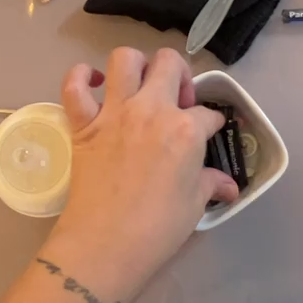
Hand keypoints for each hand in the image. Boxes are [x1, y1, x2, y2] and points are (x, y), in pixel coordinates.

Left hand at [41, 48, 239, 302]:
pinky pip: (73, 86)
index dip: (211, 123)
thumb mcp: (195, 203)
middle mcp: (151, 109)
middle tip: (177, 101)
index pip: (207, 113)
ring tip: (140, 85)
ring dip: (136, 65)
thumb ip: (211, 183)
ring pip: (125, 59)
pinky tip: (93, 83)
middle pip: (170, 64)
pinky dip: (79, 77)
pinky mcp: (83, 123)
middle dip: (180, 75)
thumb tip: (229, 186)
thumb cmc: (158, 228)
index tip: (208, 135)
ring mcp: (114, 112)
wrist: (106, 244)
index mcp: (186, 129)